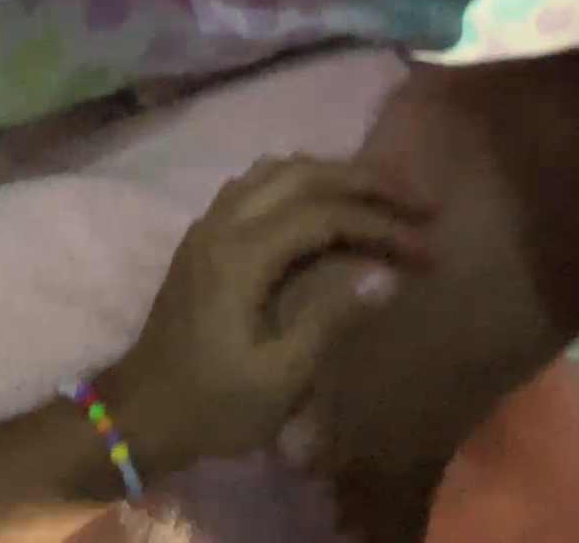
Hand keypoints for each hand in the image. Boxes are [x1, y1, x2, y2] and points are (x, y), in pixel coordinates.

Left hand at [104, 156, 434, 473]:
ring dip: (328, 176)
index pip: (320, 214)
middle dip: (362, 180)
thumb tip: (387, 272)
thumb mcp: (281, 373)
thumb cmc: (216, 400)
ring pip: (270, 174)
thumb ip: (330, 316)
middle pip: (295, 175)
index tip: (433, 250)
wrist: (146, 405)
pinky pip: (252, 189)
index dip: (381, 225)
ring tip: (383, 199)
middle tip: (421, 202)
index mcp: (238, 255)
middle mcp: (218, 225)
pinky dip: (296, 187)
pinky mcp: (202, 238)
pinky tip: (327, 209)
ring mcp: (206, 227)